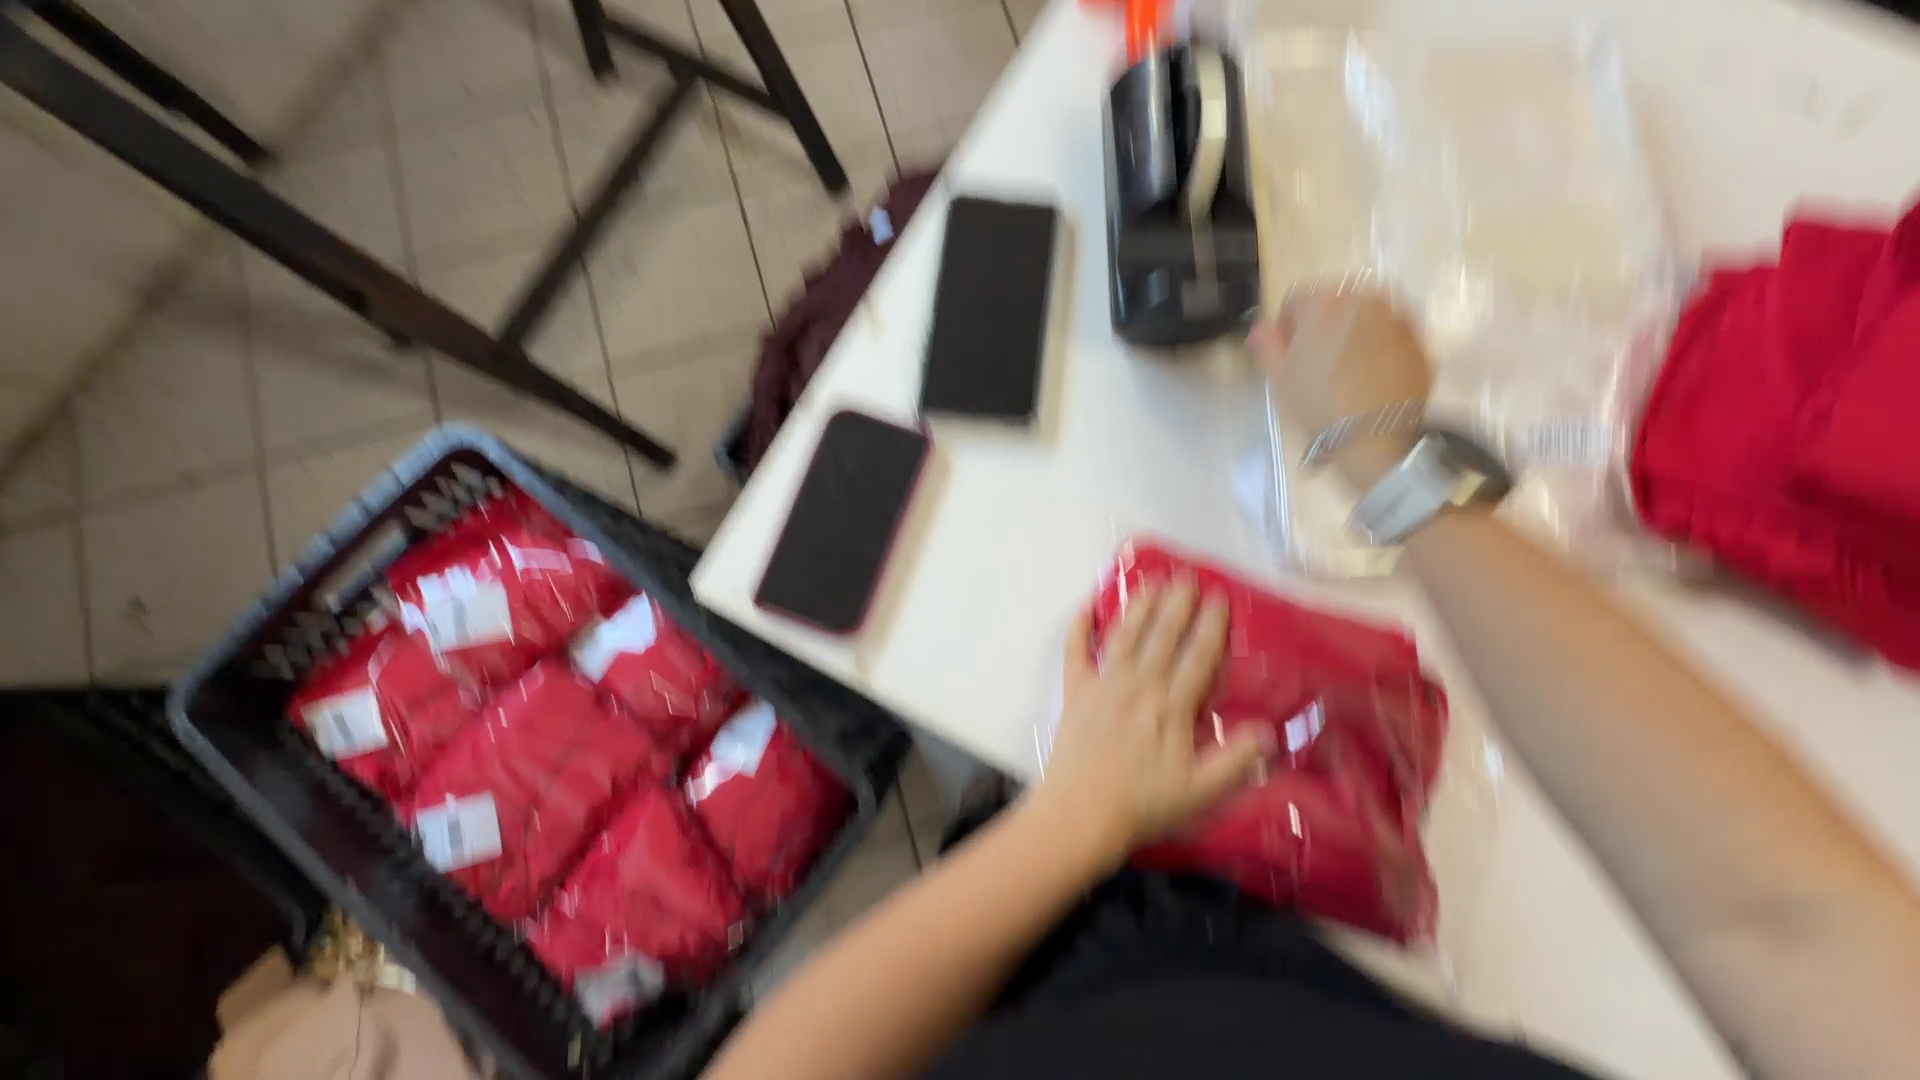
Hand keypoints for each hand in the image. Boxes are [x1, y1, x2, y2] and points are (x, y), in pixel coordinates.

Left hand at [1031, 579, 1271, 868]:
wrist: (1081, 814)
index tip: (1219, 598)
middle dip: (1177, 604)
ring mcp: (1103, 685)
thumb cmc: (1144, 804)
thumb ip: (1237, 760)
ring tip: (1151, 581)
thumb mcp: (1202, 792)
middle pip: (1162, 635)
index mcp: (1172, 706)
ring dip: (1139, 606)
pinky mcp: (1075, 692)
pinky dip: (1079, 627)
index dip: (1211, 625)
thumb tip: (1269, 731)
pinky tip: (1085, 606)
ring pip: (1124, 635)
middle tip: (1186, 577)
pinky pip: (1075, 652)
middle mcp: (1139, 685)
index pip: (1198, 656)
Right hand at [1252, 283, 1434, 486]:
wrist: (1378, 436)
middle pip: (1332, 301)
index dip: (1286, 327)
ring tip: (1344, 366)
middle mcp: (1363, 298)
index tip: (1287, 353)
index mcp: (1323, 302)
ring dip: (1351, 330)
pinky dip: (1377, 343)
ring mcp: (1397, 315)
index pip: (1295, 300)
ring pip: (1363, 314)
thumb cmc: (1321, 406)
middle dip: (1322, 324)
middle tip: (1316, 360)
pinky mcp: (1418, 337)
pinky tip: (1368, 374)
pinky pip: (1389, 331)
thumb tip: (1263, 329)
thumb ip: (1268, 345)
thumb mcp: (1280, 378)